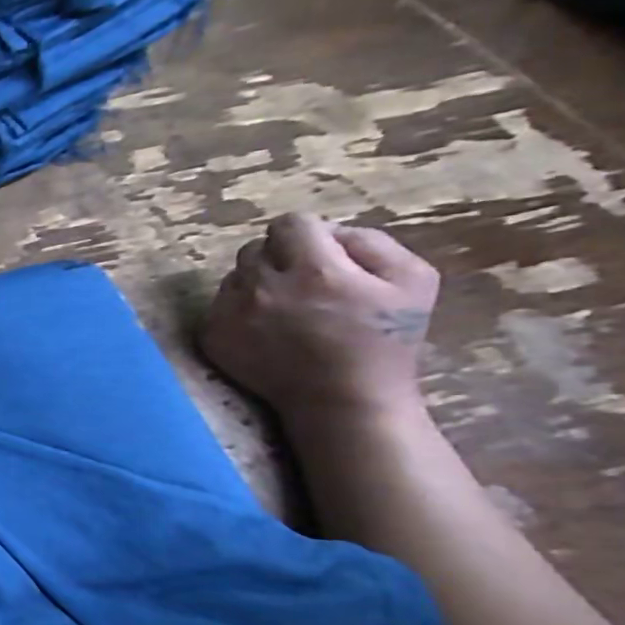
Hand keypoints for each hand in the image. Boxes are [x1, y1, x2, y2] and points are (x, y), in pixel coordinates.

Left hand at [200, 213, 438, 423]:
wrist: (342, 402)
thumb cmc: (385, 343)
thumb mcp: (412, 280)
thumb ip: (371, 241)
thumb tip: (331, 230)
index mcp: (313, 269)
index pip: (290, 223)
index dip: (307, 234)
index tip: (319, 254)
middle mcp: (262, 286)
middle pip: (256, 247)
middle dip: (279, 257)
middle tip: (302, 284)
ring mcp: (230, 312)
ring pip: (235, 276)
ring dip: (256, 284)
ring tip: (285, 310)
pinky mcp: (212, 335)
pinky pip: (218, 306)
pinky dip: (238, 311)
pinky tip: (265, 331)